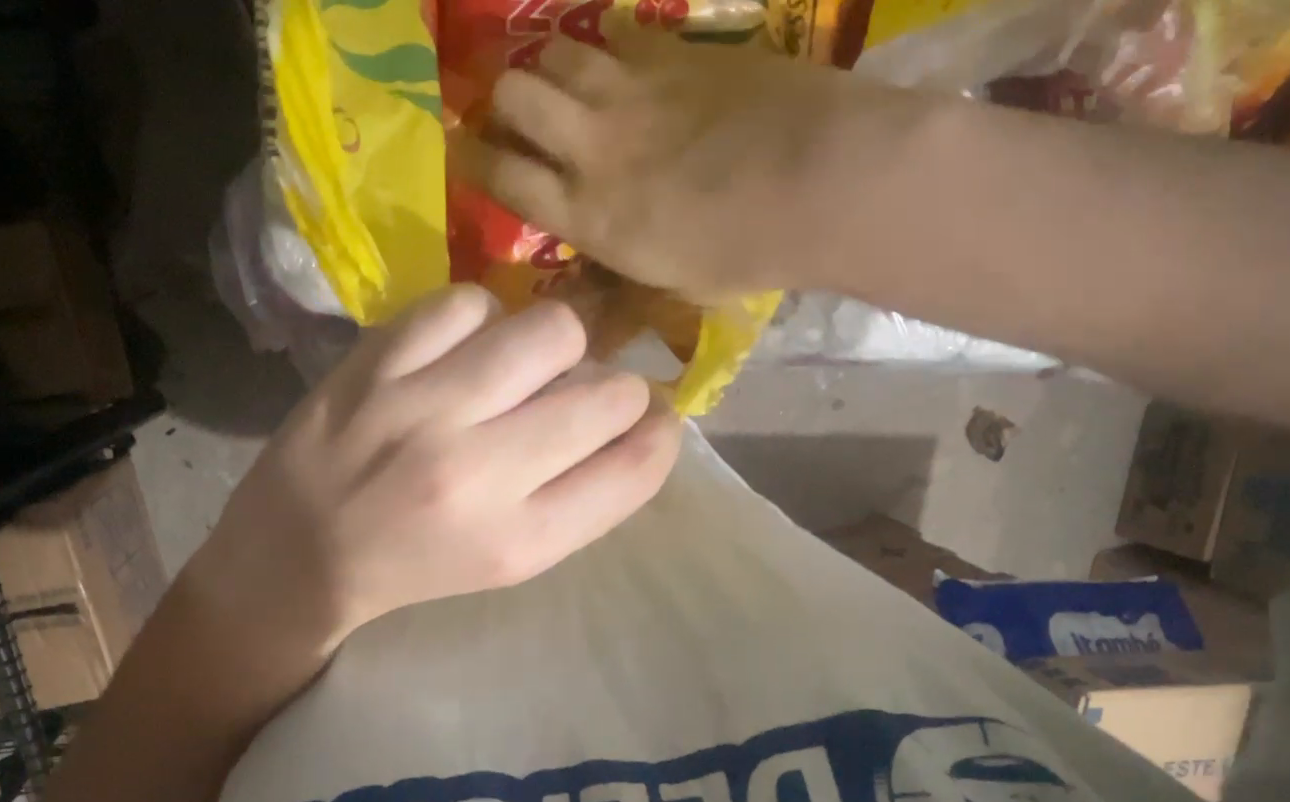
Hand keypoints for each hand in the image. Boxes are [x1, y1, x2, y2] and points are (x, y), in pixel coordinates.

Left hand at [188, 285, 680, 649]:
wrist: (298, 551)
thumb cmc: (416, 561)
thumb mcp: (511, 558)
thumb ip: (584, 494)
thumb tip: (646, 414)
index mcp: (521, 540)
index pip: (637, 464)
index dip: (659, 430)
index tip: (645, 420)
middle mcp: (479, 473)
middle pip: (609, 393)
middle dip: (612, 390)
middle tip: (574, 397)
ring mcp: (423, 409)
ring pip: (550, 331)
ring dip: (552, 348)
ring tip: (518, 371)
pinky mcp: (377, 362)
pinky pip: (469, 303)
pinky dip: (480, 322)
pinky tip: (462, 352)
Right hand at [460, 38, 924, 300]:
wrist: (824, 182)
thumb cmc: (747, 253)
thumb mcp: (667, 284)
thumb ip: (617, 268)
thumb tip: (593, 283)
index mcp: (588, 215)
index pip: (502, 174)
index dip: (473, 158)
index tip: (465, 152)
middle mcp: (593, 145)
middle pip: (513, 93)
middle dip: (504, 99)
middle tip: (516, 112)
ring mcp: (632, 90)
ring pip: (556, 49)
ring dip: (549, 64)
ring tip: (564, 81)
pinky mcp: (675, 52)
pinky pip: (617, 30)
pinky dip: (609, 44)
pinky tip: (622, 58)